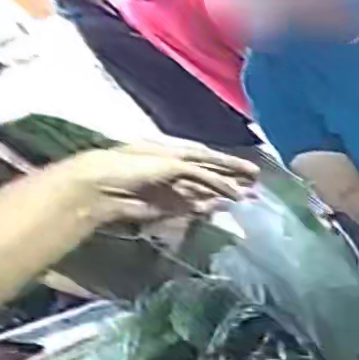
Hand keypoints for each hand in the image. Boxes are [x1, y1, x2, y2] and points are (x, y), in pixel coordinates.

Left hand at [48, 143, 259, 225]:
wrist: (101, 192)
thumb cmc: (129, 168)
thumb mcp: (169, 164)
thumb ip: (203, 174)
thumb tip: (232, 190)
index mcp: (168, 152)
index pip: (205, 156)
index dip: (229, 162)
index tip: (253, 170)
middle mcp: (172, 169)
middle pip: (210, 173)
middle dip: (233, 178)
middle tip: (257, 183)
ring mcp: (174, 189)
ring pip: (208, 191)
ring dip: (228, 194)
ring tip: (250, 197)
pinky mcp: (173, 207)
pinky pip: (199, 206)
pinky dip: (214, 207)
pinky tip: (228, 207)